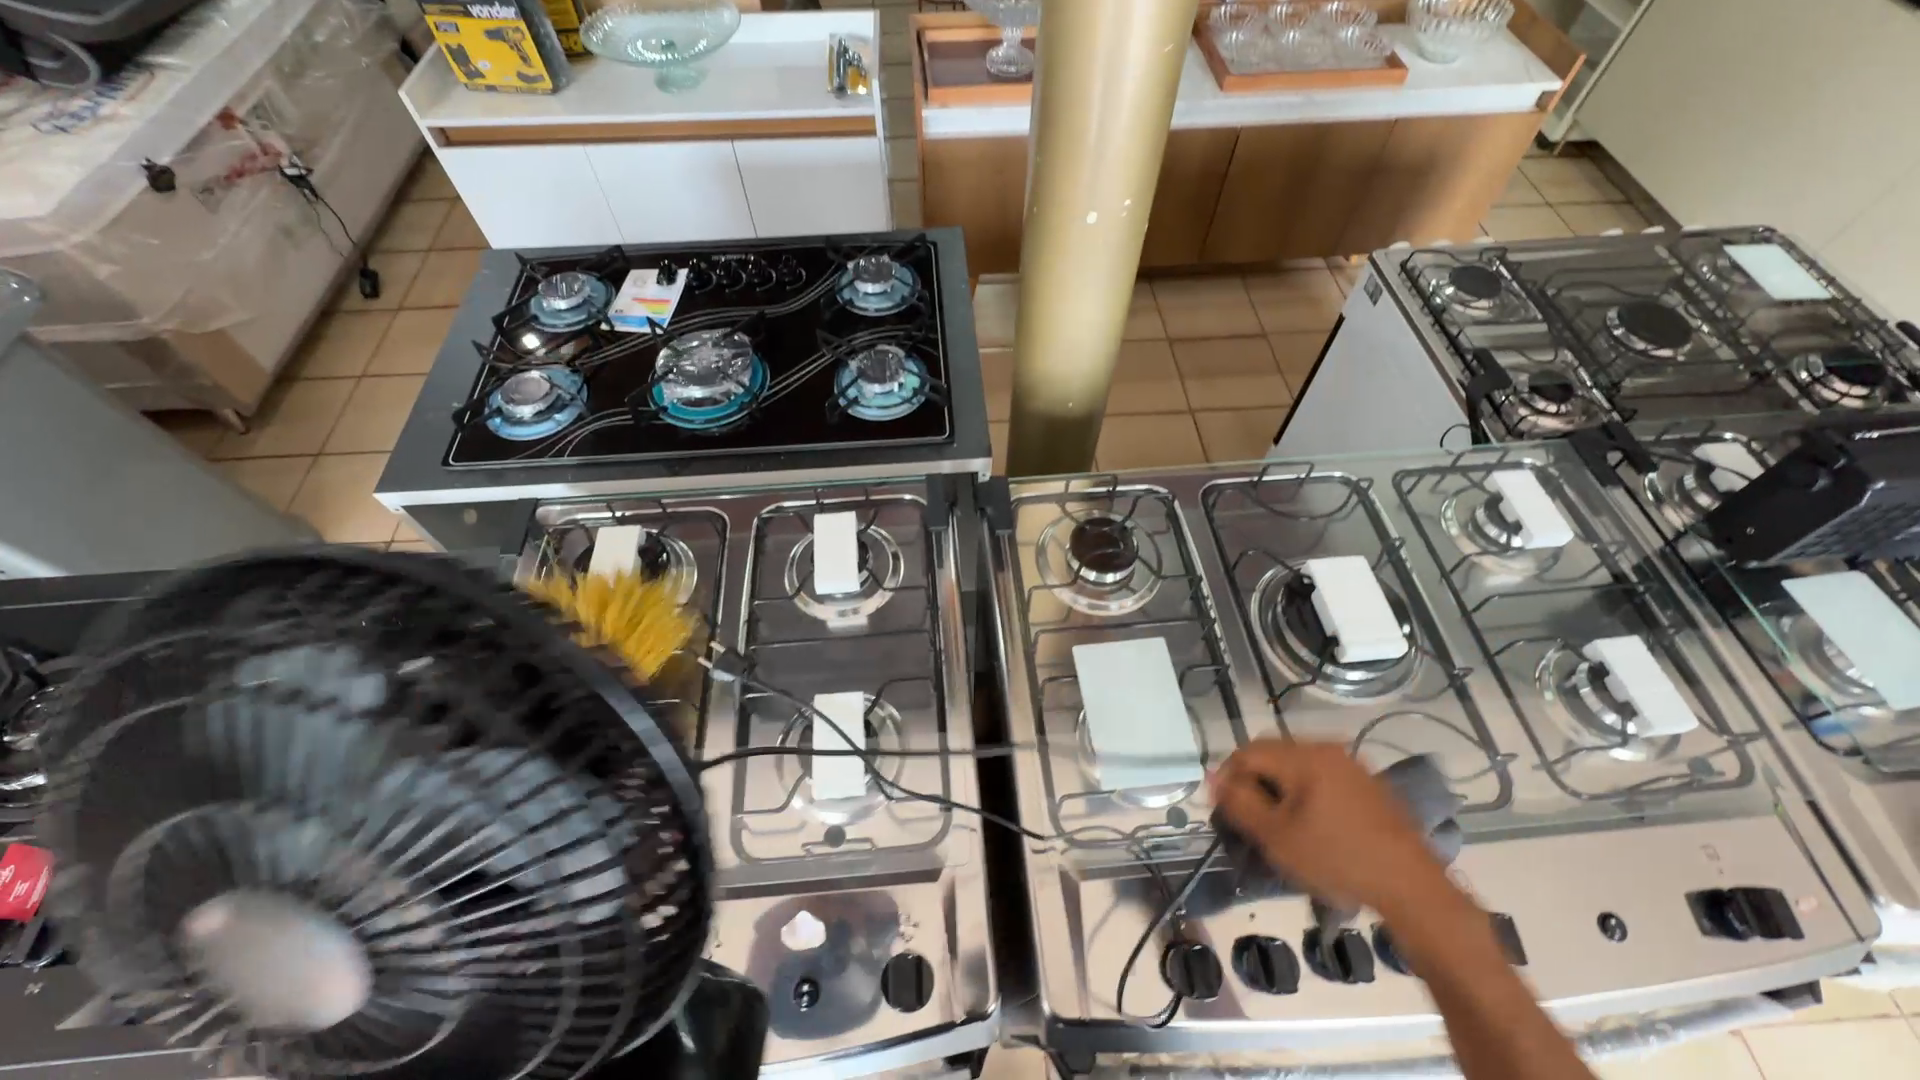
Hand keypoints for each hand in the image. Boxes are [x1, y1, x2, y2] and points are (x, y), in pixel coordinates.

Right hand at [1211, 738, 1454, 918]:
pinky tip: (1311, 828)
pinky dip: (1306, 796)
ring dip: (1279, 790)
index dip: (1228, 778)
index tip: (1226, 813)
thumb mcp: (1276, 836)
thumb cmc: (1337, 859)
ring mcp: (1352, 765)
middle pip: (1272, 755)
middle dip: (1254, 784)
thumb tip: (1213, 778)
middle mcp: (1328, 749)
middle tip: (1250, 822)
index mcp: (1304, 756)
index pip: (1247, 752)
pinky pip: (1322, 779)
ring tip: (1278, 827)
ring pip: (1297, 768)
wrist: (1410, 886)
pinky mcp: (1368, 785)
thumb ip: (1239, 802)